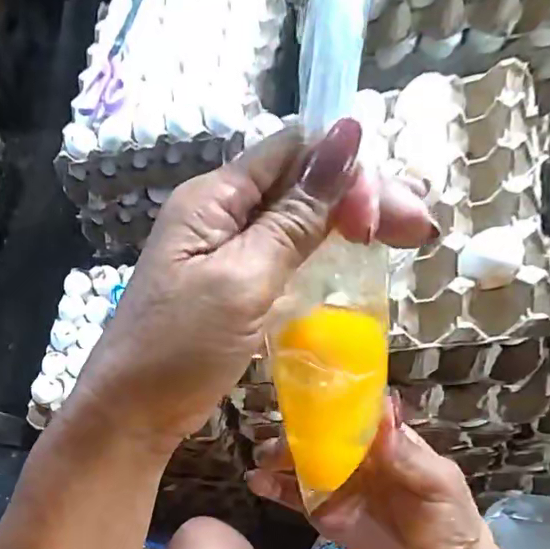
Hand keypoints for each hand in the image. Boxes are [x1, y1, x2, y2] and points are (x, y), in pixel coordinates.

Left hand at [65, 118, 437, 449]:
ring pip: (296, 221)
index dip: (347, 171)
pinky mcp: (228, 291)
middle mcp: (216, 217)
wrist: (131, 414)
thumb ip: (295, 216)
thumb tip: (348, 133)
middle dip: (360, 198)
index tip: (382, 219)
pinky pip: (282, 258)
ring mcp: (221, 255)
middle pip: (301, 184)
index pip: (294, 152)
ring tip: (403, 242)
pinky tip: (353, 267)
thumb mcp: (242, 279)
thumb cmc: (178, 349)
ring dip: (347, 227)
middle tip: (418, 234)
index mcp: (211, 199)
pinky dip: (320, 259)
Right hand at [246, 396, 492, 548]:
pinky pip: (290, 494)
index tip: (307, 395)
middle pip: (315, 435)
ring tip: (265, 462)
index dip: (329, 401)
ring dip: (276, 456)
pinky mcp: (318, 509)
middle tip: (282, 440)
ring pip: (296, 461)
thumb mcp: (437, 482)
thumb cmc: (446, 515)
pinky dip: (270, 486)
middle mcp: (350, 454)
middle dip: (293, 432)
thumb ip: (407, 454)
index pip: (351, 412)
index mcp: (380, 439)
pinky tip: (257, 482)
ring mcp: (331, 481)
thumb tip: (382, 414)